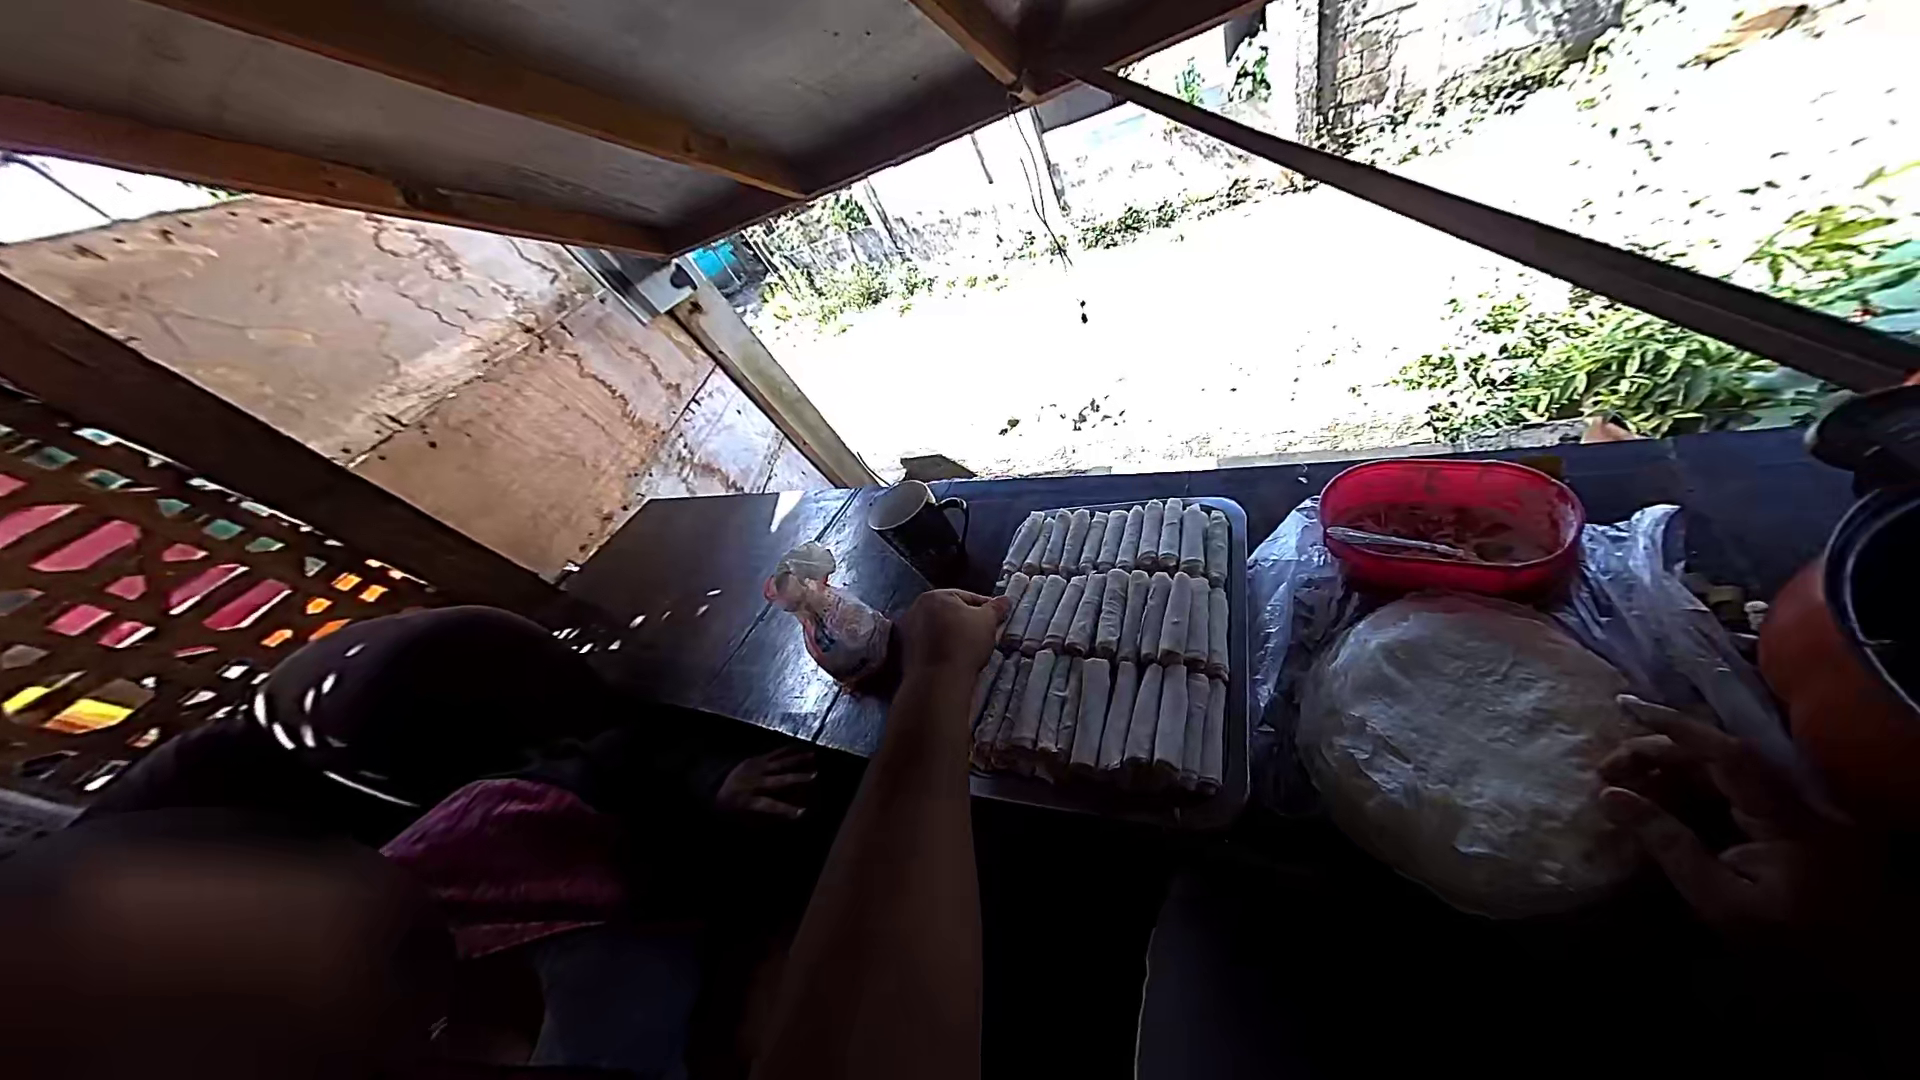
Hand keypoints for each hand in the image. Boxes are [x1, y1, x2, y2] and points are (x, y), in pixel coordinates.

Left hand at [716, 747, 816, 819]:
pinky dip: (789, 750)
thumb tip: (784, 822)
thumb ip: (762, 821)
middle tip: (814, 776)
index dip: (785, 809)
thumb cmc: (730, 808)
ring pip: (780, 763)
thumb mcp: (740, 820)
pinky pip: (775, 753)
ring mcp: (756, 768)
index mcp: (749, 801)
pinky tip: (801, 747)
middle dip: (797, 778)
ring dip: (798, 760)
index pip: (770, 805)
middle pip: (778, 780)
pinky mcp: (757, 758)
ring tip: (814, 757)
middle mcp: (755, 782)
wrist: (712, 785)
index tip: (802, 812)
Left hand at [897, 589, 1009, 680]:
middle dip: (967, 622)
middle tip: (985, 633)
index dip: (985, 608)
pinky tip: (954, 658)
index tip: (997, 618)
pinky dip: (941, 648)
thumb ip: (996, 608)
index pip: (967, 597)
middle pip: (950, 612)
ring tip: (971, 648)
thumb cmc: (964, 644)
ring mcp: (907, 631)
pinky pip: (929, 645)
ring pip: (938, 629)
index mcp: (934, 596)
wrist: (938, 681)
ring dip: (953, 635)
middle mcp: (916, 609)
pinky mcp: (904, 651)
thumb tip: (1005, 600)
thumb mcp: (988, 622)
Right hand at [1598, 696, 1868, 942]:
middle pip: (1714, 758)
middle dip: (1652, 754)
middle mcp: (1795, 807)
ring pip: (1716, 773)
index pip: (1727, 754)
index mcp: (1788, 820)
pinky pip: (1725, 793)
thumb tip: (1609, 794)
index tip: (1623, 706)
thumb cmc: (1796, 945)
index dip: (1673, 725)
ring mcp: (1794, 818)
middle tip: (1605, 772)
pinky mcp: (1787, 830)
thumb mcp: (1722, 901)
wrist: (1876, 988)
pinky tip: (1651, 802)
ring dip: (1662, 772)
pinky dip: (1681, 790)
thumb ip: (1667, 844)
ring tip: (1620, 787)